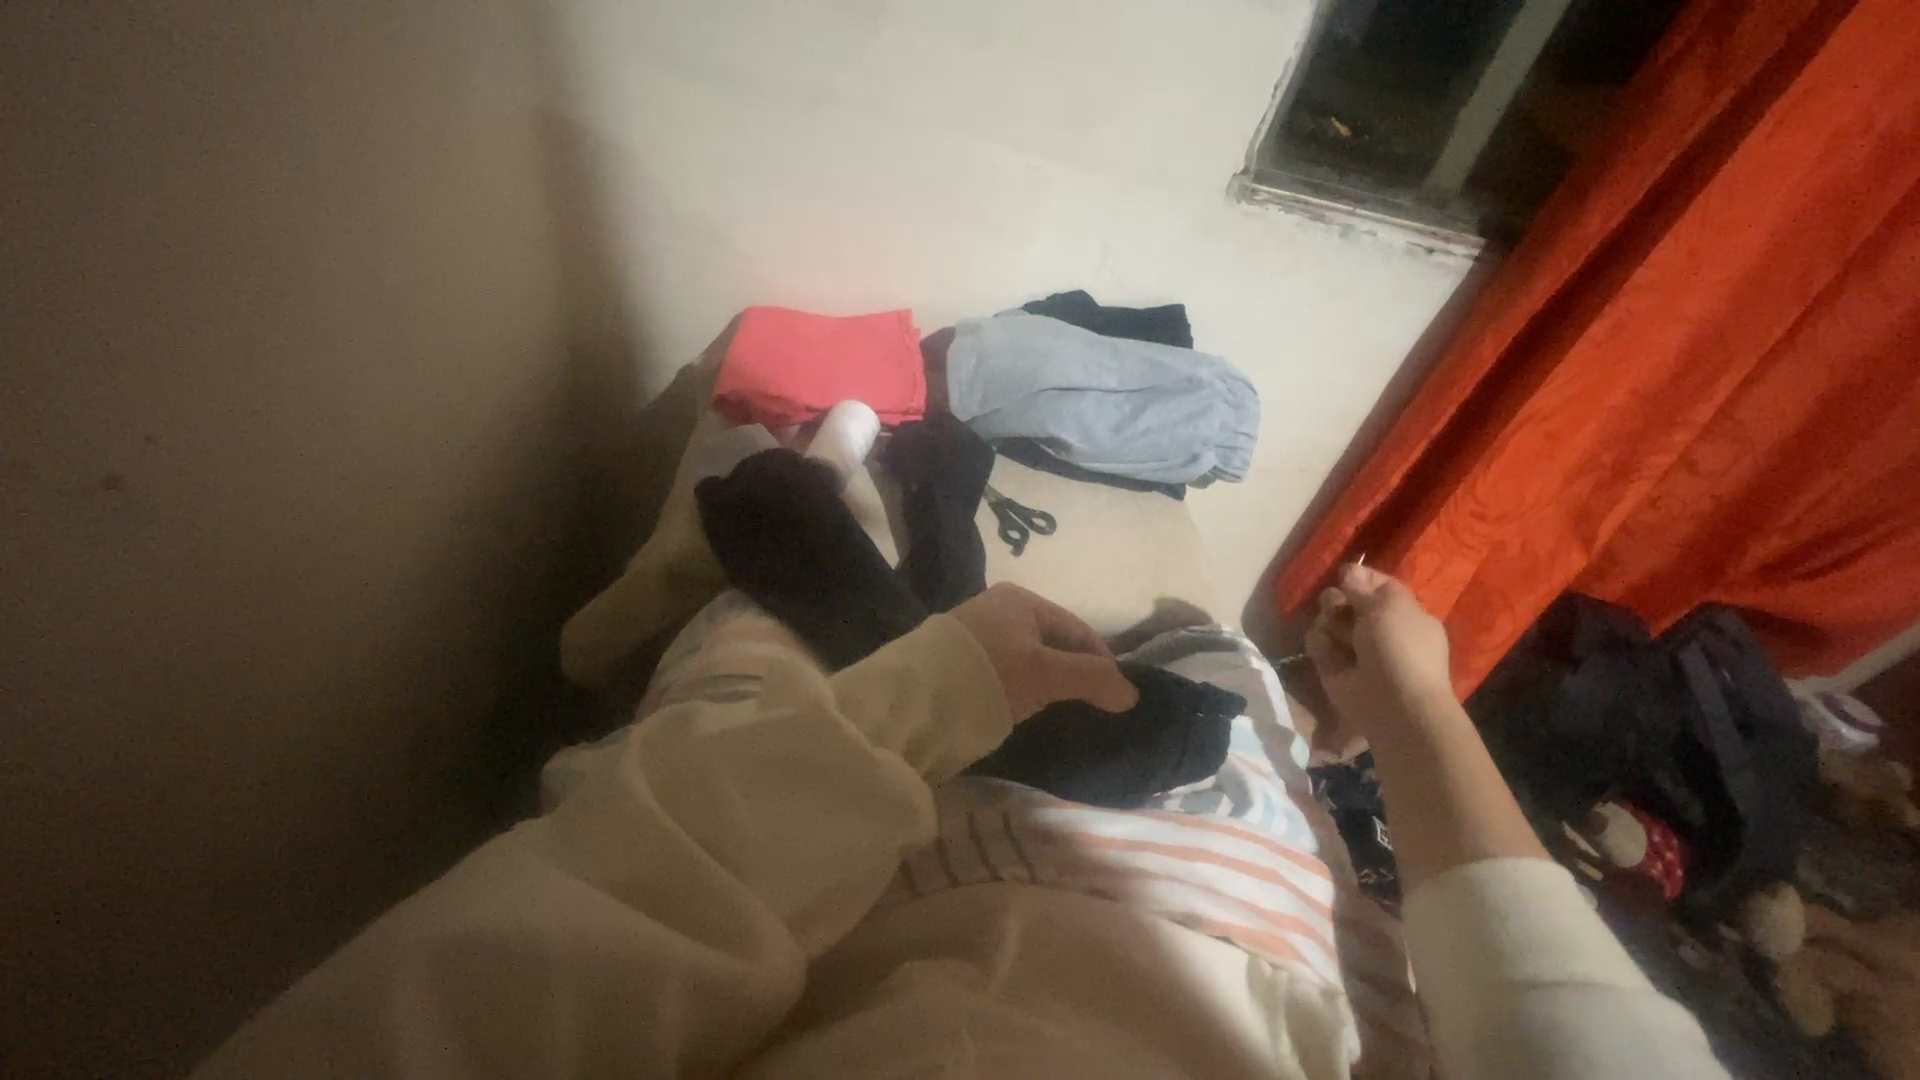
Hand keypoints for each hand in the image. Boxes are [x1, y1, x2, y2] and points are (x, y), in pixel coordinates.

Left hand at [951, 584, 1138, 721]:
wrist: (917, 698)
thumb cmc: (991, 673)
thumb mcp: (1047, 674)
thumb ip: (1092, 679)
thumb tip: (1130, 694)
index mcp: (1020, 599)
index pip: (1075, 627)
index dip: (1100, 660)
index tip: (1115, 694)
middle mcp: (997, 607)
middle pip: (1052, 642)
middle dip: (1073, 672)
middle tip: (1089, 704)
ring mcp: (976, 633)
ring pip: (1028, 658)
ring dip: (1047, 682)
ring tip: (1058, 709)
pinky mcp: (959, 660)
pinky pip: (1005, 670)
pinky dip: (1021, 687)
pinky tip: (1024, 707)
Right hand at [1305, 563, 1454, 736]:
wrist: (1393, 702)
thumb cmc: (1400, 647)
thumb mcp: (1389, 607)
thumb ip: (1364, 587)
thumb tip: (1348, 570)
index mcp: (1404, 615)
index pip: (1379, 588)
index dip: (1361, 579)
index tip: (1344, 574)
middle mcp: (1379, 630)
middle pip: (1348, 602)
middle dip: (1338, 599)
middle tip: (1335, 604)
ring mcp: (1354, 649)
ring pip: (1329, 621)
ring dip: (1328, 621)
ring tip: (1333, 630)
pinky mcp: (1332, 666)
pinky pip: (1318, 643)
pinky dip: (1320, 643)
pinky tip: (1328, 651)